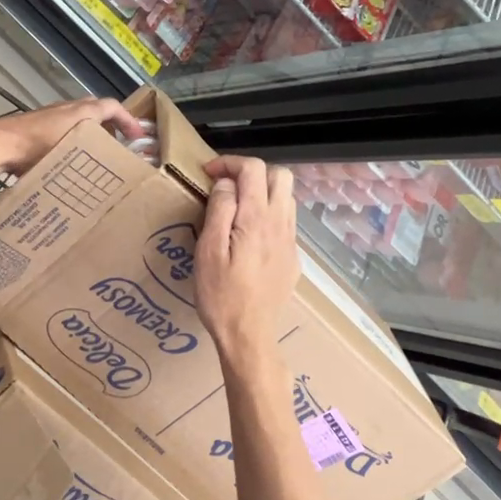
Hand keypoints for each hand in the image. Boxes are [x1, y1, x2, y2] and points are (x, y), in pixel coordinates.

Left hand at [0, 96, 144, 175]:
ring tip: (96, 156)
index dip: (128, 119)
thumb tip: (113, 162)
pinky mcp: (34, 126)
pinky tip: (68, 159)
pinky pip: (60, 128)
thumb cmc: (38, 144)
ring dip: (89, 133)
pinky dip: (71, 138)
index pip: (112, 107)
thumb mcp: (72, 145)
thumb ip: (94, 150)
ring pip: (76, 120)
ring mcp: (49, 116)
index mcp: (81, 111)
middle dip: (109, 125)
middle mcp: (66, 108)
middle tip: (118, 145)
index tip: (138, 136)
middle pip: (95, 110)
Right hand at [195, 156, 297, 363]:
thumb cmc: (221, 294)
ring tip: (235, 208)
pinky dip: (267, 215)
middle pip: (280, 176)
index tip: (208, 174)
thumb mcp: (208, 249)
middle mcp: (281, 225)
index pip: (253, 169)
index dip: (229, 162)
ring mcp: (291, 243)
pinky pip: (285, 222)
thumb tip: (225, 184)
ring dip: (261, 192)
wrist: (248, 337)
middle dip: (251, 172)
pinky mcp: (292, 260)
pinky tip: (247, 236)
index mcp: (257, 219)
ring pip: (286, 198)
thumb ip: (219, 210)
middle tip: (225, 186)